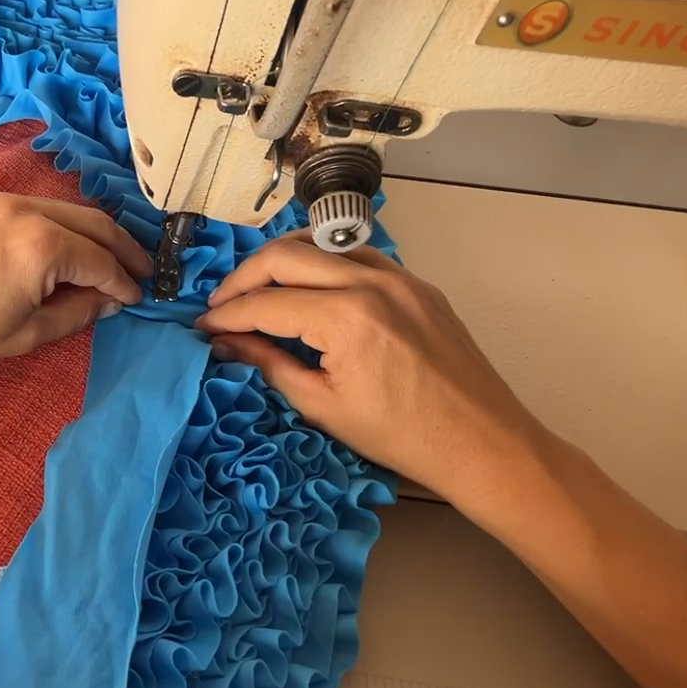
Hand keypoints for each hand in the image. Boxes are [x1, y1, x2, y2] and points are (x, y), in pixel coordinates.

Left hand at [0, 191, 150, 386]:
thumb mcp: (25, 334)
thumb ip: (77, 312)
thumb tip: (110, 300)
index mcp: (41, 244)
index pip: (100, 260)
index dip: (124, 282)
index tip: (137, 298)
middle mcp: (23, 208)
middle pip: (91, 222)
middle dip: (121, 248)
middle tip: (141, 270)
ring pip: (61, 208)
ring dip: (89, 232)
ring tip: (105, 258)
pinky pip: (28, 205)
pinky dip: (53, 223)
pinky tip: (57, 245)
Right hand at [195, 232, 548, 502]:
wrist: (483, 443)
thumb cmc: (399, 436)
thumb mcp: (322, 405)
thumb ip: (269, 364)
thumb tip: (226, 343)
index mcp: (346, 318)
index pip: (266, 303)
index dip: (227, 315)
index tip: (203, 327)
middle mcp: (371, 282)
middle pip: (285, 256)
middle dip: (243, 278)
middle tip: (222, 305)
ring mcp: (399, 276)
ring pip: (321, 244)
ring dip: (281, 261)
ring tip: (257, 289)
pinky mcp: (417, 283)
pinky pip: (356, 255)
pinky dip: (322, 263)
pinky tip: (308, 287)